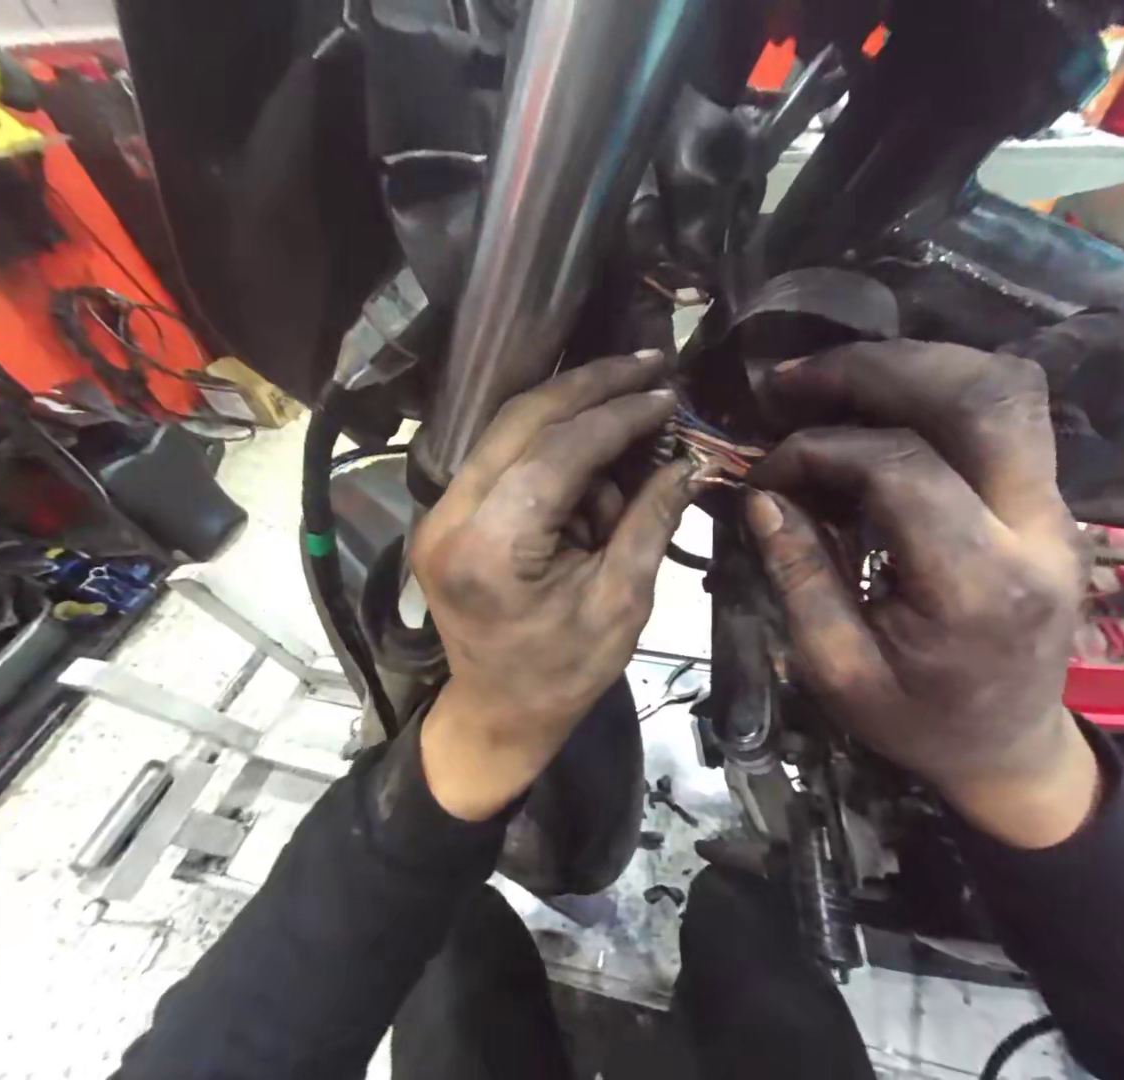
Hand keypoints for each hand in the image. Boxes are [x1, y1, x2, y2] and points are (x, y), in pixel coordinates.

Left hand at [410, 351, 703, 820]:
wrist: (498, 713)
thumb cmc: (563, 674)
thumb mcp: (621, 604)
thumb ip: (649, 521)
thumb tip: (685, 460)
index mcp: (491, 551)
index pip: (557, 452)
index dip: (617, 417)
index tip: (666, 397)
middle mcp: (449, 518)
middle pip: (520, 418)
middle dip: (590, 385)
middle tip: (648, 366)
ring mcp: (438, 513)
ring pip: (510, 429)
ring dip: (576, 422)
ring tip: (630, 453)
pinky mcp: (447, 514)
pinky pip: (504, 456)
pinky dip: (554, 451)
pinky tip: (594, 477)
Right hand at [745, 341, 1097, 848]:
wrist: (1010, 748)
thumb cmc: (919, 722)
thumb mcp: (836, 669)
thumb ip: (799, 576)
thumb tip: (763, 497)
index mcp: (979, 586)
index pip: (901, 468)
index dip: (819, 451)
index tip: (768, 474)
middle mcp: (1035, 530)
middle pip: (981, 396)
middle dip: (876, 368)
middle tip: (795, 380)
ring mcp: (1055, 510)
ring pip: (1006, 389)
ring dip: (913, 367)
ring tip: (834, 382)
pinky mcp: (1047, 503)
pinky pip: (1004, 415)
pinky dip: (935, 392)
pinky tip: (878, 408)